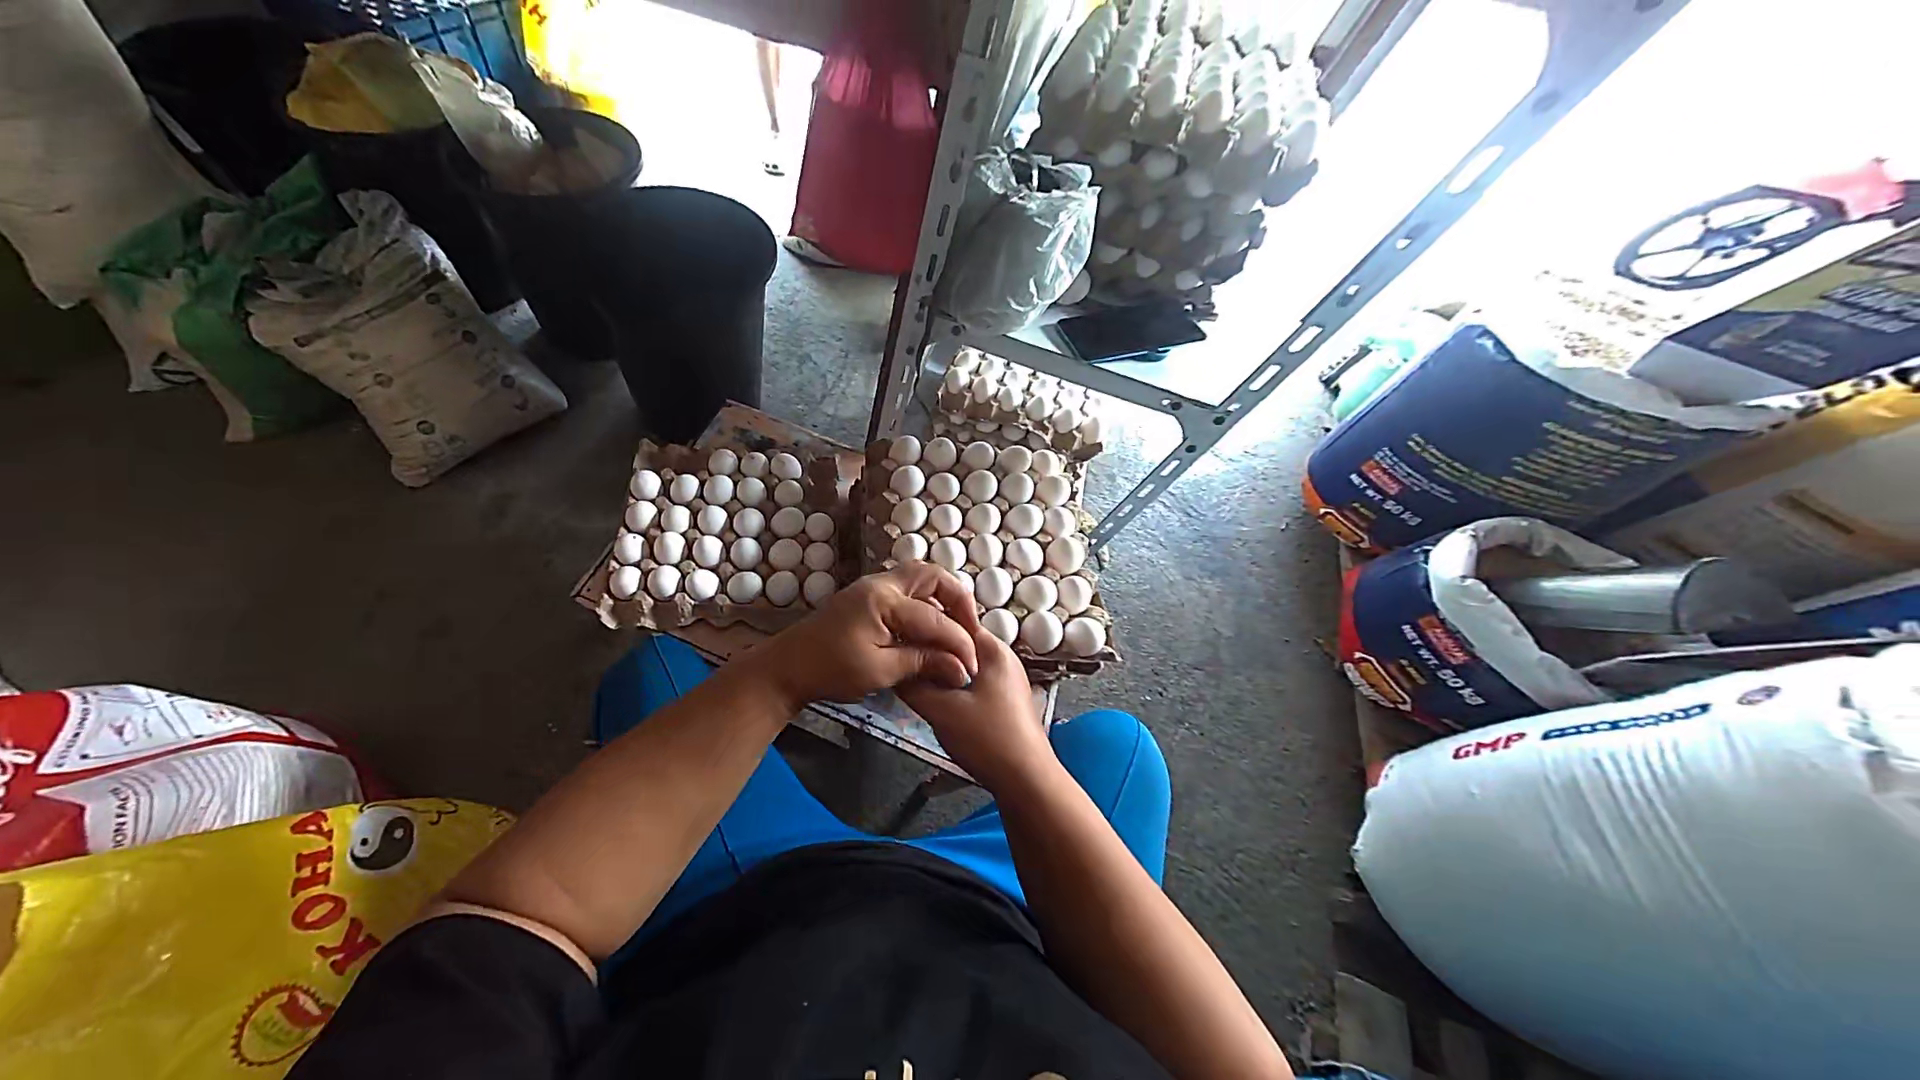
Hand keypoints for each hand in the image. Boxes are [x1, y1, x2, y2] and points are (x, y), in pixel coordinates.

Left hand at [750, 563, 982, 707]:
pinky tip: (932, 628)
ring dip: (943, 598)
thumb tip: (962, 670)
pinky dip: (927, 603)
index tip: (971, 668)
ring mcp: (872, 587)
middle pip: (932, 576)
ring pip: (920, 578)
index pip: (935, 619)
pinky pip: (907, 589)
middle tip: (970, 631)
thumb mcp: (880, 671)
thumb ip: (924, 663)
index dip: (959, 643)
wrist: (786, 667)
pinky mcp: (867, 596)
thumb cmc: (830, 670)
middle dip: (958, 600)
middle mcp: (881, 584)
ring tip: (956, 628)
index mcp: (884, 600)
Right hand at [898, 624, 1054, 795]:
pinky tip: (939, 699)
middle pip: (959, 642)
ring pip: (965, 663)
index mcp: (993, 650)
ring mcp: (1006, 679)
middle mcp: (1004, 658)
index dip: (925, 626)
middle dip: (932, 649)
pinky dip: (955, 685)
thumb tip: (895, 669)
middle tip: (904, 657)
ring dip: (942, 670)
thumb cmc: (989, 740)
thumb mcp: (941, 711)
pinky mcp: (1004, 700)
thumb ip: (914, 685)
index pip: (954, 620)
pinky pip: (973, 681)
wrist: (1026, 780)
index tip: (901, 634)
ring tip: (917, 678)